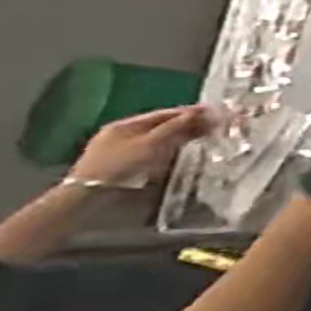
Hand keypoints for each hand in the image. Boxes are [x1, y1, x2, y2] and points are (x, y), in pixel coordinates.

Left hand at [70, 105, 207, 185]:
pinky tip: (190, 155)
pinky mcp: (130, 168)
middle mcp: (125, 136)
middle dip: (191, 126)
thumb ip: (177, 126)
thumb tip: (204, 111)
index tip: (219, 113)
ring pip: (162, 141)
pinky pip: (159, 154)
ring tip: (211, 139)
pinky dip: (176, 152)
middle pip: (164, 127)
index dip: (192, 112)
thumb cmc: (120, 166)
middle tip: (220, 127)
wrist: (91, 198)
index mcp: (126, 126)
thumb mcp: (151, 144)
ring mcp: (125, 153)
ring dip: (185, 139)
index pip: (166, 114)